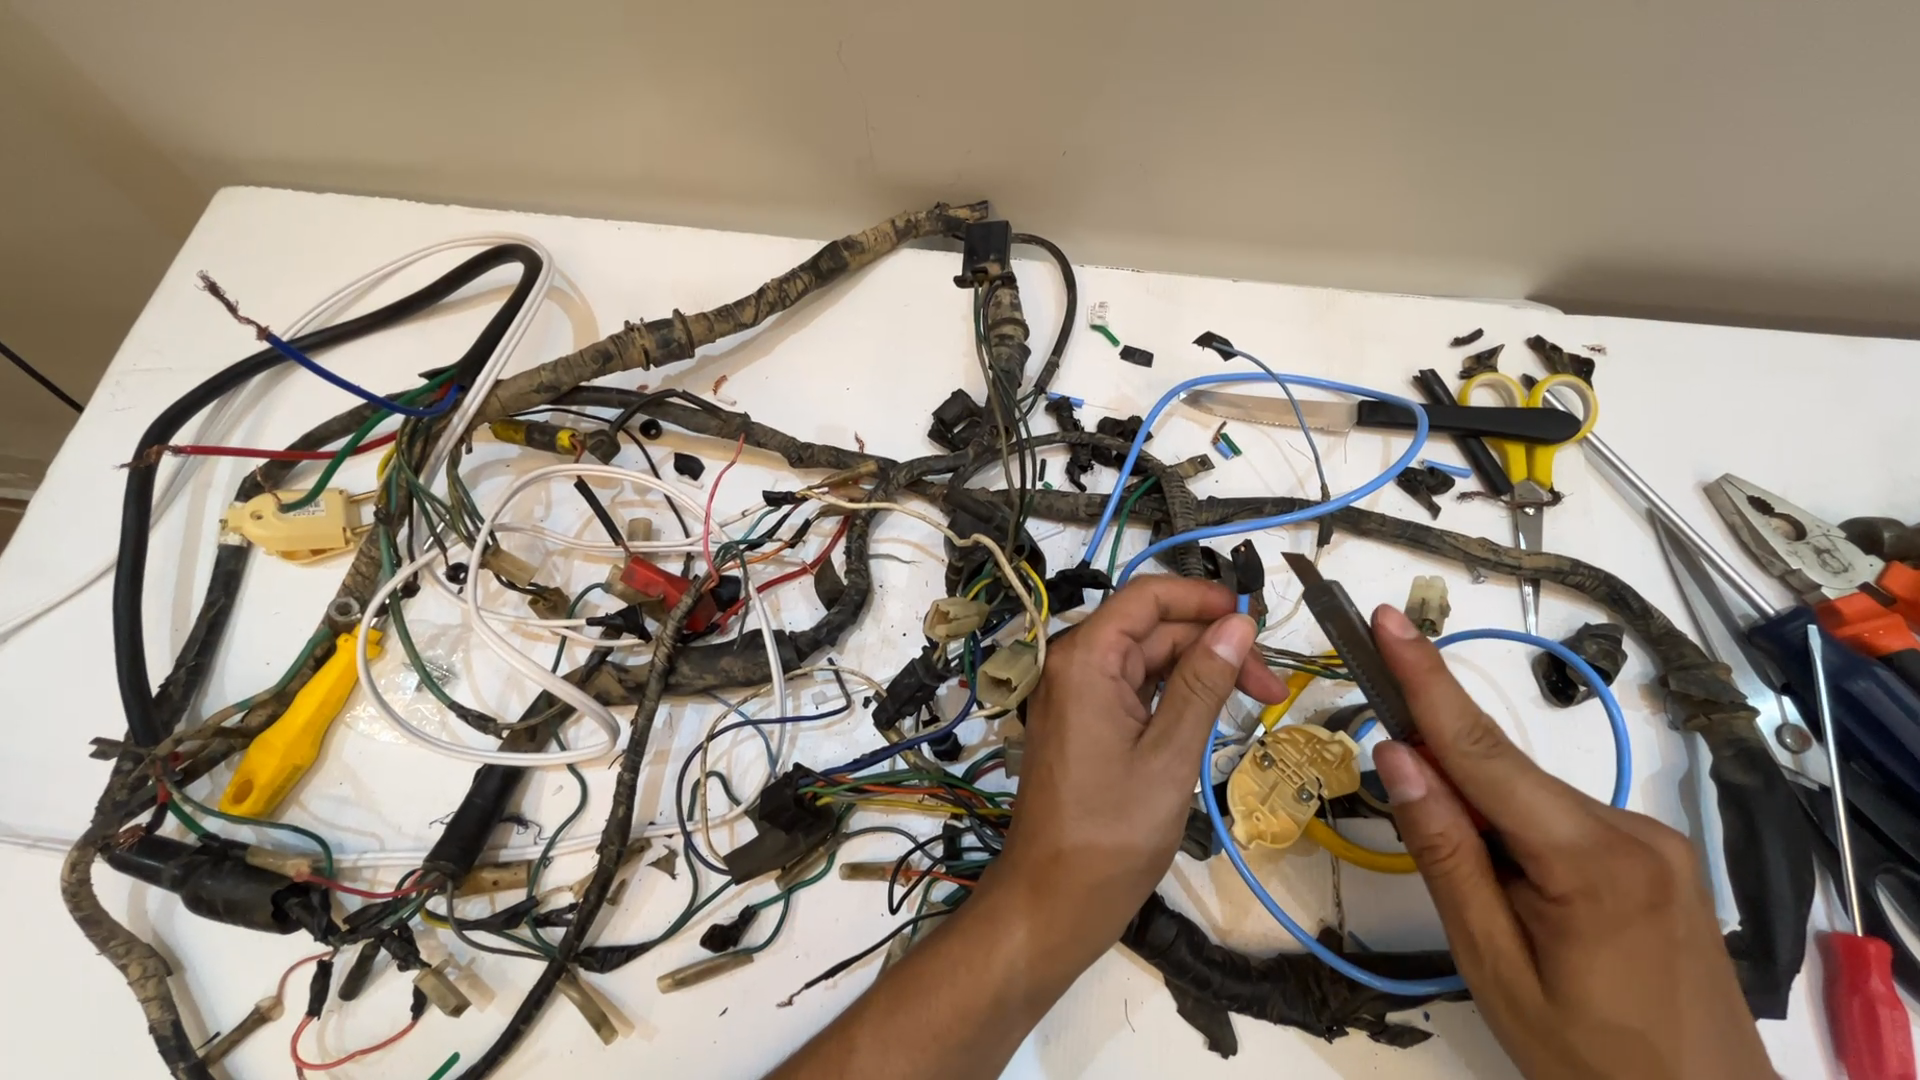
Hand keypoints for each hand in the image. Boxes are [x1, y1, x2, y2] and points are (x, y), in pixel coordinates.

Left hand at [980, 576, 1290, 971]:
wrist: (1053, 897)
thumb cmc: (1112, 833)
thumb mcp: (1169, 755)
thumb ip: (1203, 684)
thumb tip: (1237, 624)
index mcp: (1085, 659)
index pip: (1145, 598)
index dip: (1201, 598)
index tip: (1254, 618)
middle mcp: (1073, 664)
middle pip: (1150, 629)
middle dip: (1212, 644)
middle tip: (1273, 684)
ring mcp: (1076, 693)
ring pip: (1147, 660)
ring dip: (1199, 671)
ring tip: (1257, 699)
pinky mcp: (1083, 721)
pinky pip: (1134, 689)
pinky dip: (1174, 695)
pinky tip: (1213, 713)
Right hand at [1368, 604, 1771, 1078]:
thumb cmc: (1586, 1056)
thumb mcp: (1492, 962)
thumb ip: (1444, 851)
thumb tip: (1397, 754)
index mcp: (1591, 858)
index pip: (1482, 750)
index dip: (1426, 679)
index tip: (1388, 619)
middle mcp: (1630, 829)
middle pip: (1502, 771)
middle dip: (1436, 758)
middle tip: (1384, 764)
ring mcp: (1650, 840)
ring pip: (1526, 796)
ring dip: (1474, 807)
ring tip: (1471, 888)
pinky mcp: (1654, 856)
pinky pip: (1555, 818)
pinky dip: (1509, 826)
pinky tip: (1507, 886)